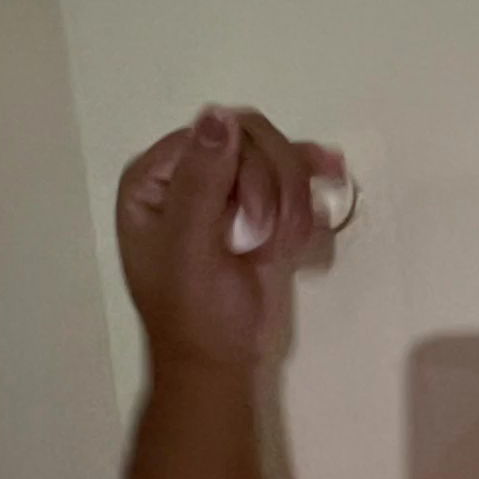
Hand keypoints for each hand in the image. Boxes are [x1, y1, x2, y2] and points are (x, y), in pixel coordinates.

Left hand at [115, 105, 342, 376]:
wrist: (218, 364)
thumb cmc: (196, 315)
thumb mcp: (191, 250)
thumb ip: (202, 182)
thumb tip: (218, 114)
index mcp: (154, 179)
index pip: (218, 134)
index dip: (249, 173)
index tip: (252, 224)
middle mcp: (186, 176)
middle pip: (255, 142)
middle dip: (275, 193)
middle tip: (265, 243)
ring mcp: (223, 194)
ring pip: (279, 161)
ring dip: (293, 206)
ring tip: (281, 248)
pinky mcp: (253, 214)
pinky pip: (291, 183)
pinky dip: (307, 199)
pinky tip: (323, 204)